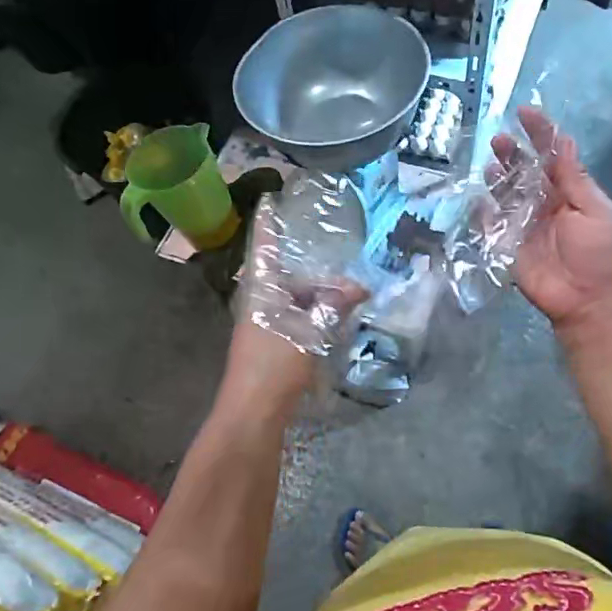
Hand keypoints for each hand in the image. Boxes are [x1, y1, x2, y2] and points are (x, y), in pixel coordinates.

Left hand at [236, 194, 368, 361]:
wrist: (252, 412)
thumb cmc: (276, 365)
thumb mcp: (312, 331)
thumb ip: (335, 305)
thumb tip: (359, 288)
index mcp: (260, 289)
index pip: (265, 246)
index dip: (270, 222)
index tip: (275, 198)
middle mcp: (259, 300)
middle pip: (287, 273)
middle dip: (314, 266)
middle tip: (345, 258)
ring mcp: (264, 322)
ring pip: (295, 296)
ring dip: (320, 292)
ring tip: (353, 290)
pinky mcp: (273, 340)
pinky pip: (298, 314)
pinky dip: (317, 310)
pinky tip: (339, 316)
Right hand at [495, 107, 611, 337]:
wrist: (590, 302)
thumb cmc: (600, 255)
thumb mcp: (596, 210)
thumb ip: (576, 178)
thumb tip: (565, 141)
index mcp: (570, 192)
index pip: (552, 156)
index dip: (540, 133)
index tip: (525, 112)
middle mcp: (545, 204)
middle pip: (524, 172)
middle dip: (511, 153)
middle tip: (498, 140)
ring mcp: (524, 225)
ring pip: (505, 194)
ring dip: (496, 178)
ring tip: (489, 165)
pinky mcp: (508, 246)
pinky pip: (491, 224)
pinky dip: (483, 211)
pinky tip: (480, 199)